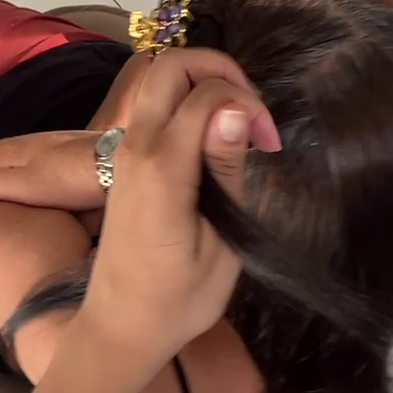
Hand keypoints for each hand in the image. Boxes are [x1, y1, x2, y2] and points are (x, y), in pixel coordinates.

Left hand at [63, 48, 279, 392]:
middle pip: (169, 65)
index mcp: (161, 168)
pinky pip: (155, 108)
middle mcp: (135, 147)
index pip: (206, 94)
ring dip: (203, 86)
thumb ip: (225, 170)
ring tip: (238, 129)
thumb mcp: (221, 244)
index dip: (248, 103)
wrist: (121, 327)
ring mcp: (124, 151)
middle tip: (251, 111)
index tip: (271, 144)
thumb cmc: (179, 299)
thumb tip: (236, 109)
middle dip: (218, 69)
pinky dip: (188, 105)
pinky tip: (214, 142)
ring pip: (159, 82)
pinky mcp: (125, 161)